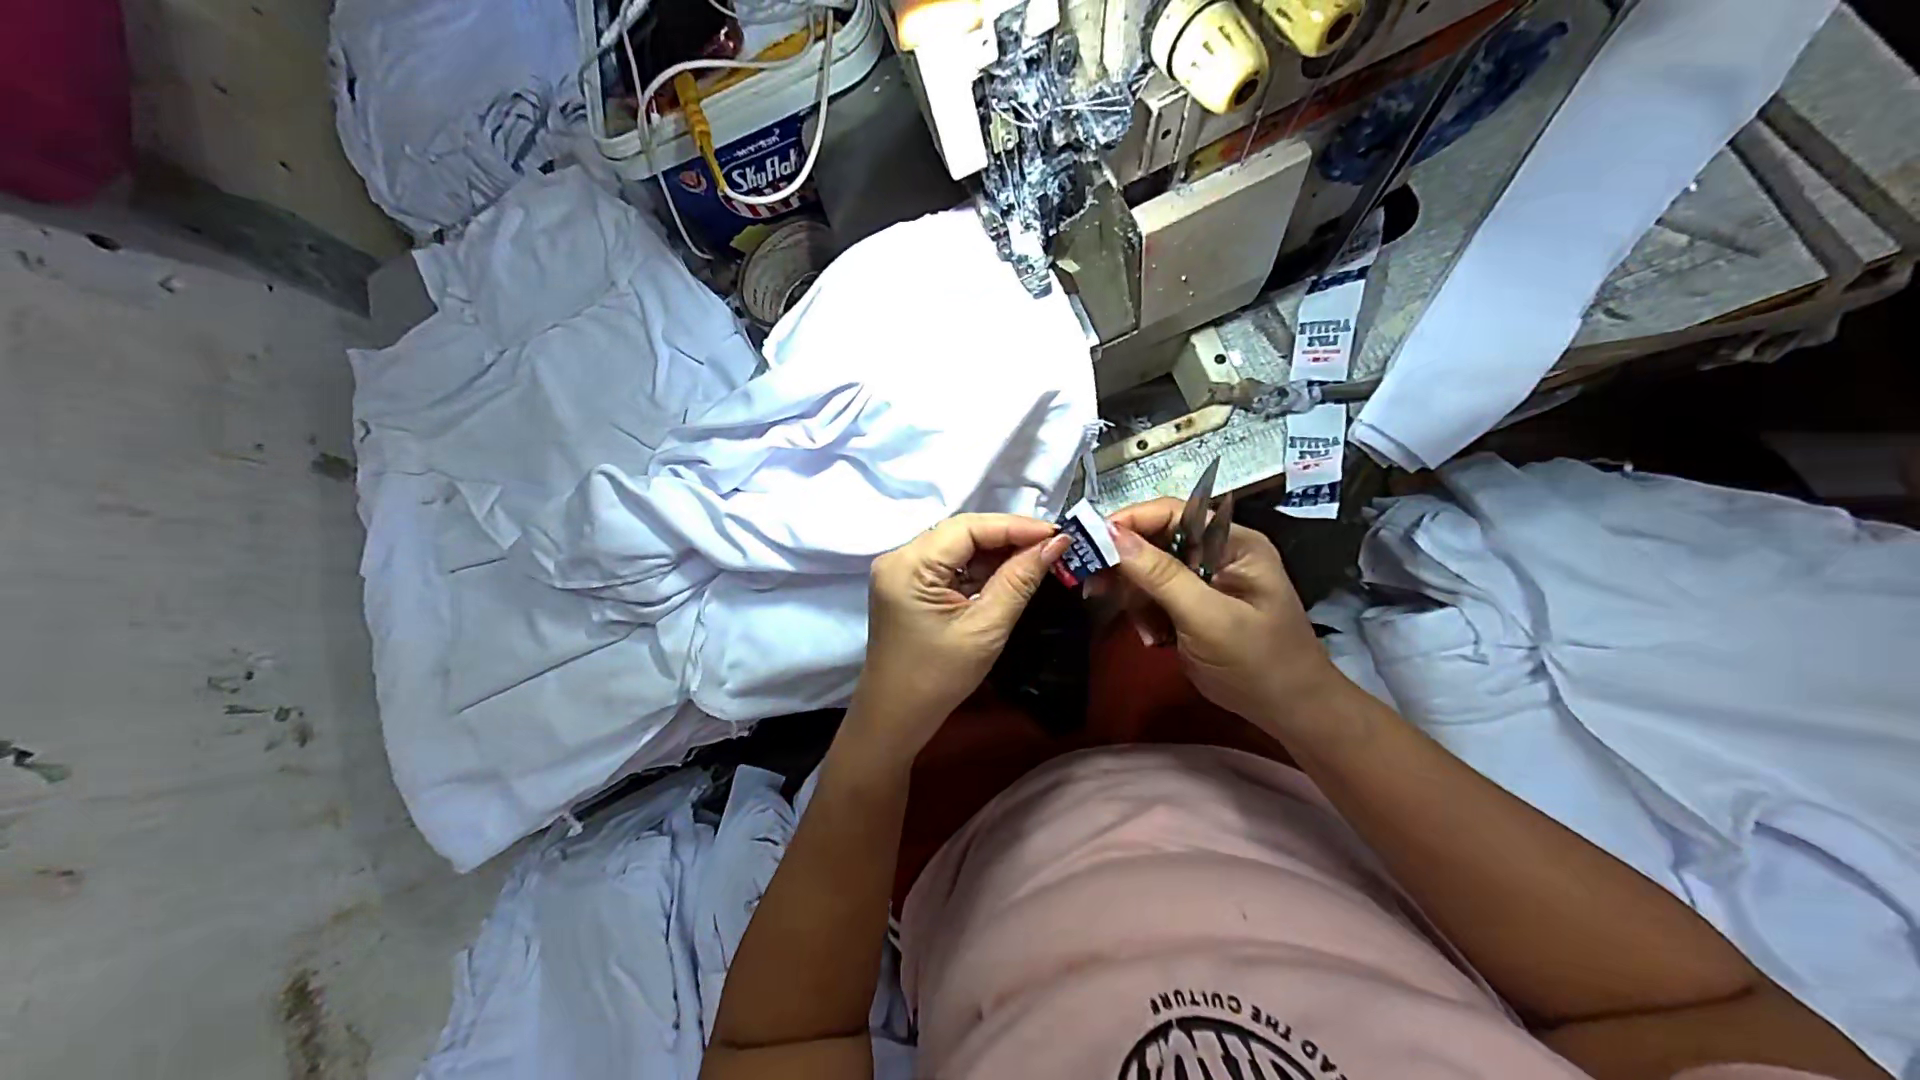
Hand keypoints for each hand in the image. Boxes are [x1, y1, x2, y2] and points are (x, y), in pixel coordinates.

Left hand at [842, 513, 1070, 769]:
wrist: (896, 716)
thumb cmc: (939, 678)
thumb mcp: (985, 628)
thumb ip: (1019, 580)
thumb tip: (1055, 544)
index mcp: (909, 566)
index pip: (968, 528)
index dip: (1015, 526)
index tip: (1057, 533)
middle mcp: (899, 558)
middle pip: (961, 532)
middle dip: (1008, 536)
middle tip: (1052, 544)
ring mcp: (901, 571)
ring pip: (957, 546)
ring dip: (997, 551)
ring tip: (1038, 556)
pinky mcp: (908, 585)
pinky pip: (950, 564)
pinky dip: (980, 567)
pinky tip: (1010, 571)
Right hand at [1107, 498, 1346, 732]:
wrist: (1291, 713)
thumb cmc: (1258, 664)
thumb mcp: (1208, 618)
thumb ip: (1160, 575)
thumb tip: (1111, 535)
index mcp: (1232, 542)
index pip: (1171, 513)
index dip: (1128, 522)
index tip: (1090, 542)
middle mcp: (1217, 552)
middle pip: (1154, 539)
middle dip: (1126, 565)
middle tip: (1096, 588)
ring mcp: (1205, 579)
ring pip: (1148, 570)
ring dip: (1136, 597)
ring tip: (1145, 630)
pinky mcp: (1193, 604)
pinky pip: (1153, 596)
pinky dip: (1145, 615)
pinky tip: (1154, 638)